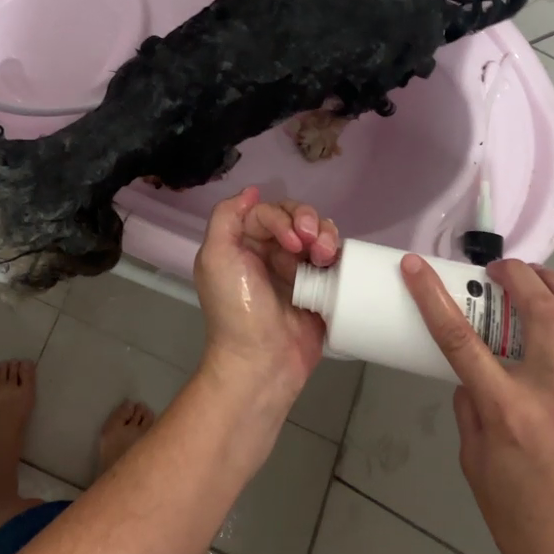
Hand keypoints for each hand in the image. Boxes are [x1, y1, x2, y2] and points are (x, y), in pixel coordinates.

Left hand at [192, 186, 340, 400]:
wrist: (261, 362)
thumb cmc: (236, 309)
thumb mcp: (215, 257)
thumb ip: (226, 217)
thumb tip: (251, 191)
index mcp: (243, 243)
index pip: (267, 212)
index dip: (281, 218)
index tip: (291, 241)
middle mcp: (269, 253)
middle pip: (295, 217)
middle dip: (308, 221)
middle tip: (312, 242)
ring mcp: (297, 271)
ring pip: (317, 234)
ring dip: (325, 236)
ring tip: (325, 255)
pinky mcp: (320, 290)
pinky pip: (333, 261)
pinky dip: (337, 254)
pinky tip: (336, 262)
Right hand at [402, 257, 553, 553]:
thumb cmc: (526, 527)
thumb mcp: (477, 468)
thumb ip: (472, 414)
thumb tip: (473, 379)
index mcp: (507, 412)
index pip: (458, 338)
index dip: (431, 295)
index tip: (415, 266)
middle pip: (538, 314)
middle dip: (516, 276)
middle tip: (500, 269)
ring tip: (543, 277)